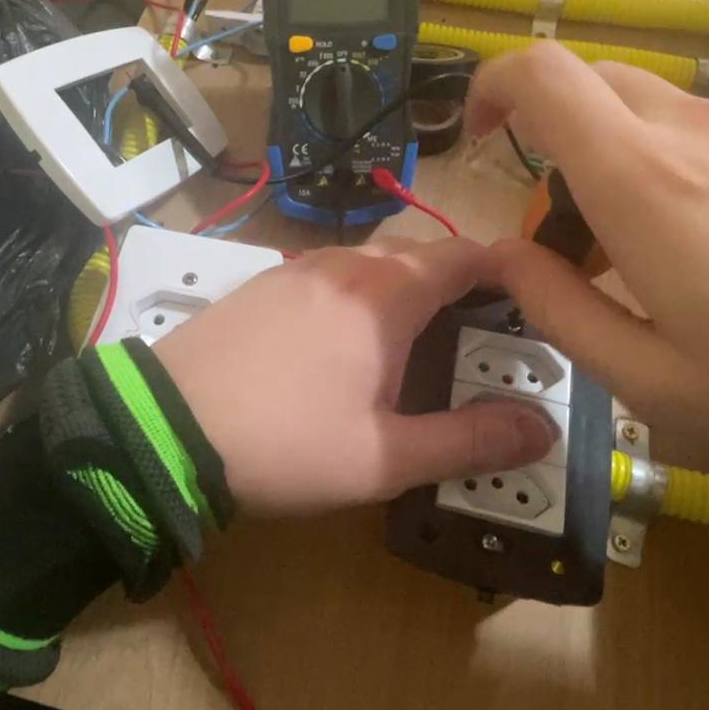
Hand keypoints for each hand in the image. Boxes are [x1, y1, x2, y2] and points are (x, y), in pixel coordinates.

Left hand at [152, 239, 558, 515]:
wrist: (166, 425)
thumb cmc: (285, 444)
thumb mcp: (385, 458)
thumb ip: (469, 440)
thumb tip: (542, 428)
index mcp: (384, 296)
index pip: (463, 256)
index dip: (503, 267)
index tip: (528, 292)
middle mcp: (343, 265)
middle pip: (417, 251)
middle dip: (454, 279)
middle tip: (474, 326)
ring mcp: (295, 269)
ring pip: (369, 258)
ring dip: (403, 282)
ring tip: (413, 332)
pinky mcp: (262, 284)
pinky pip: (329, 270)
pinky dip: (358, 288)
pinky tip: (344, 335)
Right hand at [465, 41, 708, 514]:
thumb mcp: (656, 384)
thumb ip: (558, 310)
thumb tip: (505, 256)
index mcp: (644, 182)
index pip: (541, 73)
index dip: (493, 86)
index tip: (485, 137)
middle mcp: (708, 128)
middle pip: (601, 90)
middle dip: (563, 148)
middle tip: (584, 235)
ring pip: (677, 123)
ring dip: (647, 174)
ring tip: (693, 269)